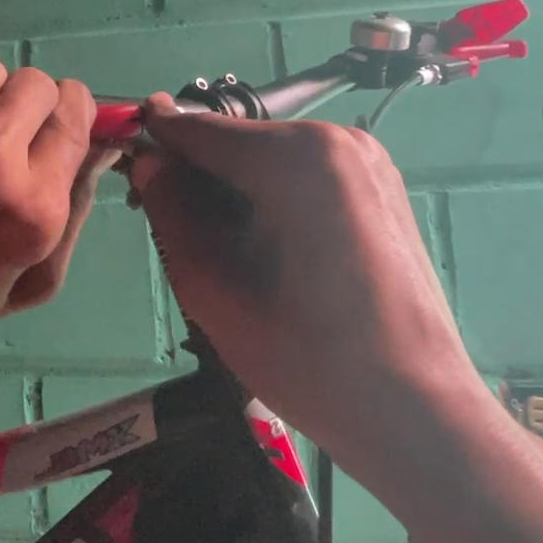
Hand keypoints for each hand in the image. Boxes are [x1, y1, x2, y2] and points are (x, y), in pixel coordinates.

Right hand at [126, 94, 484, 457]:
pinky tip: (266, 247)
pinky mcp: (381, 185)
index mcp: (296, 157)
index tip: (125, 152)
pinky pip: (304, 173)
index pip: (202, 131)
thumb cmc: (307, 359)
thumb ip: (169, 213)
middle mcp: (337, 139)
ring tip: (219, 246)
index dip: (156, 139)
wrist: (417, 411)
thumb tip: (149, 163)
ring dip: (234, 187)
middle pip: (238, 142)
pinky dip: (272, 195)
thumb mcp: (212, 288)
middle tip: (170, 225)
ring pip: (270, 157)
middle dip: (198, 174)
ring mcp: (367, 160)